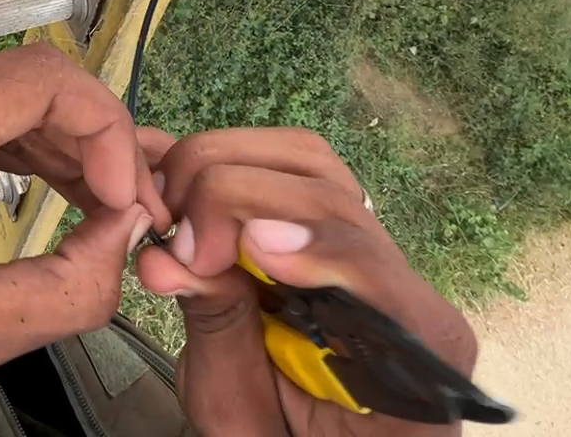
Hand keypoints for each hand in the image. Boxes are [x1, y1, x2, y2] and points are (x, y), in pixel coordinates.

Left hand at [0, 44, 172, 436]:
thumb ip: (73, 285)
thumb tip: (123, 234)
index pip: (43, 81)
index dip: (108, 131)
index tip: (126, 197)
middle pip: (24, 77)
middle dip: (89, 137)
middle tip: (124, 205)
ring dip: (54, 138)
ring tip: (96, 199)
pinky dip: (8, 137)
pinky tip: (44, 179)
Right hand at [135, 128, 477, 435]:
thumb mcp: (242, 417)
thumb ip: (216, 334)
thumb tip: (162, 257)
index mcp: (409, 363)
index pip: (384, 282)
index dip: (312, 250)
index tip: (222, 253)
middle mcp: (402, 286)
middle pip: (328, 196)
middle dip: (233, 197)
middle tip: (174, 239)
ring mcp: (369, 241)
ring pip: (306, 158)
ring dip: (224, 166)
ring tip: (177, 211)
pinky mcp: (330, 219)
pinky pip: (284, 162)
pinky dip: (226, 162)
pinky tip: (189, 196)